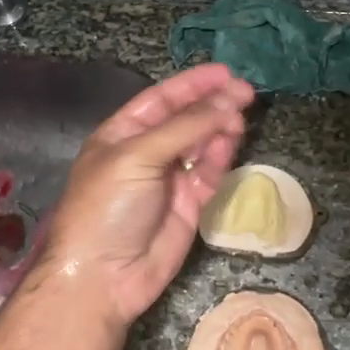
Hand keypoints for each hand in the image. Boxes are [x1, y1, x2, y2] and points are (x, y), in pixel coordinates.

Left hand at [29, 64, 255, 326]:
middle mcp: (147, 151)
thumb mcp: (137, 157)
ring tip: (238, 120)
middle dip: (214, 104)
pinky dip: (221, 158)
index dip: (193, 84)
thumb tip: (226, 101)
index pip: (162, 98)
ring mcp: (169, 178)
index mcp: (123, 133)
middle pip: (188, 118)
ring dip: (221, 129)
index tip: (226, 72)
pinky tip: (229, 145)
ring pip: (204, 144)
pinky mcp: (189, 204)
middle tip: (245, 94)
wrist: (104, 278)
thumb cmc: (107, 207)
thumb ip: (184, 127)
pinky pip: (210, 172)